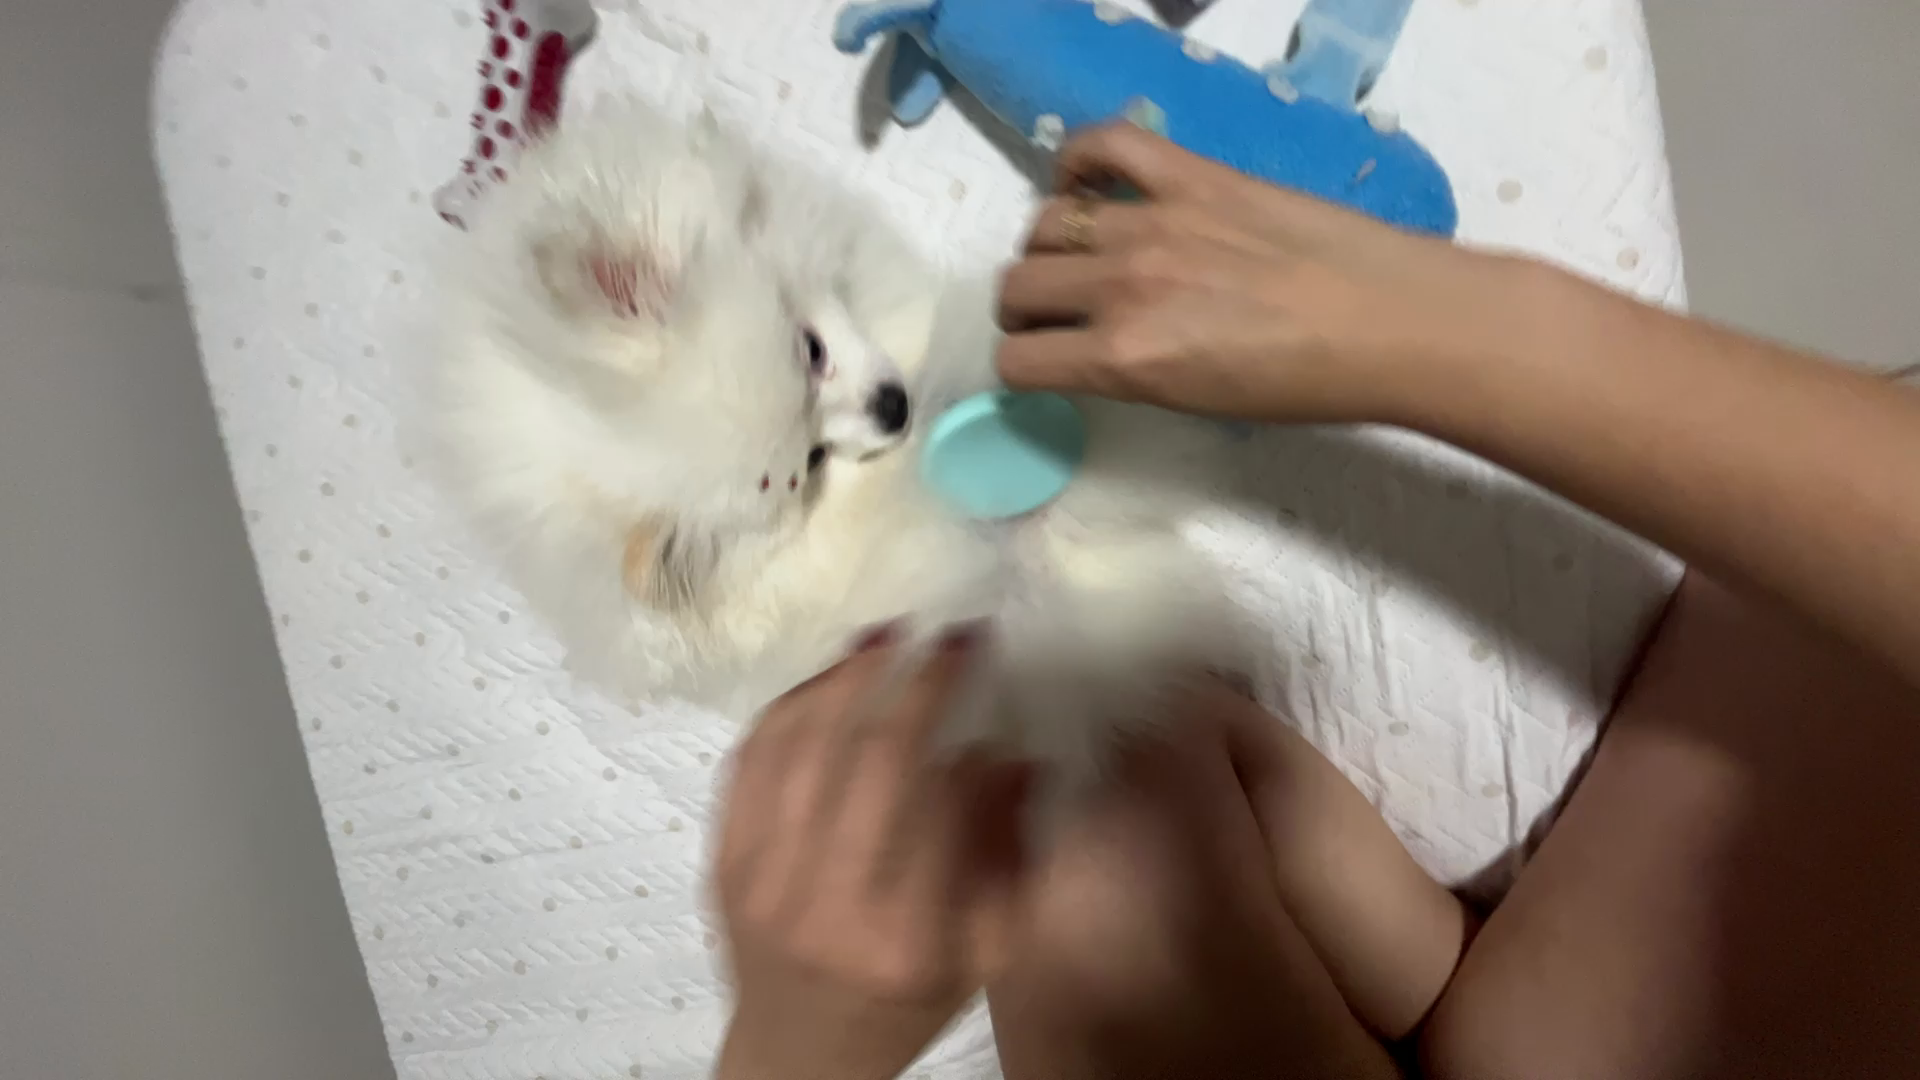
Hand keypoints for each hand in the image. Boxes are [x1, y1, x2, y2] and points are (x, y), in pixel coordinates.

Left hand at [713, 625, 1034, 1079]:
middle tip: (939, 634)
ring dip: (844, 675)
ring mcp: (760, 877)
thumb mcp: (985, 949)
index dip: (951, 707)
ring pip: (800, 743)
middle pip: (866, 756)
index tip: (973, 654)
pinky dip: (789, 705)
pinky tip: (825, 678)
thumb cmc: (906, 997)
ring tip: (881, 636)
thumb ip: (1008, 852)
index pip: (934, 792)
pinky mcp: (722, 860)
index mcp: (903, 931)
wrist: (798, 1052)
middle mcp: (825, 899)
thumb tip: (1010, 753)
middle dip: (909, 678)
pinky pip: (749, 758)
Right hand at [994, 122, 1544, 424]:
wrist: (1388, 322)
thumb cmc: (1295, 384)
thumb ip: (1118, 372)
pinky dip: (1078, 164)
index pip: (1017, 361)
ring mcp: (1153, 219)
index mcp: (1122, 356)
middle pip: (1017, 287)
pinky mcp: (1189, 174)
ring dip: (1042, 251)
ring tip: (1073, 262)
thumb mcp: (1187, 401)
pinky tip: (1087, 189)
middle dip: (1020, 313)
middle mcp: (1121, 284)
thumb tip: (1078, 352)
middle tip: (1050, 321)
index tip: (1038, 368)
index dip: (1018, 370)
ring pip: (1044, 224)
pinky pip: (1104, 146)